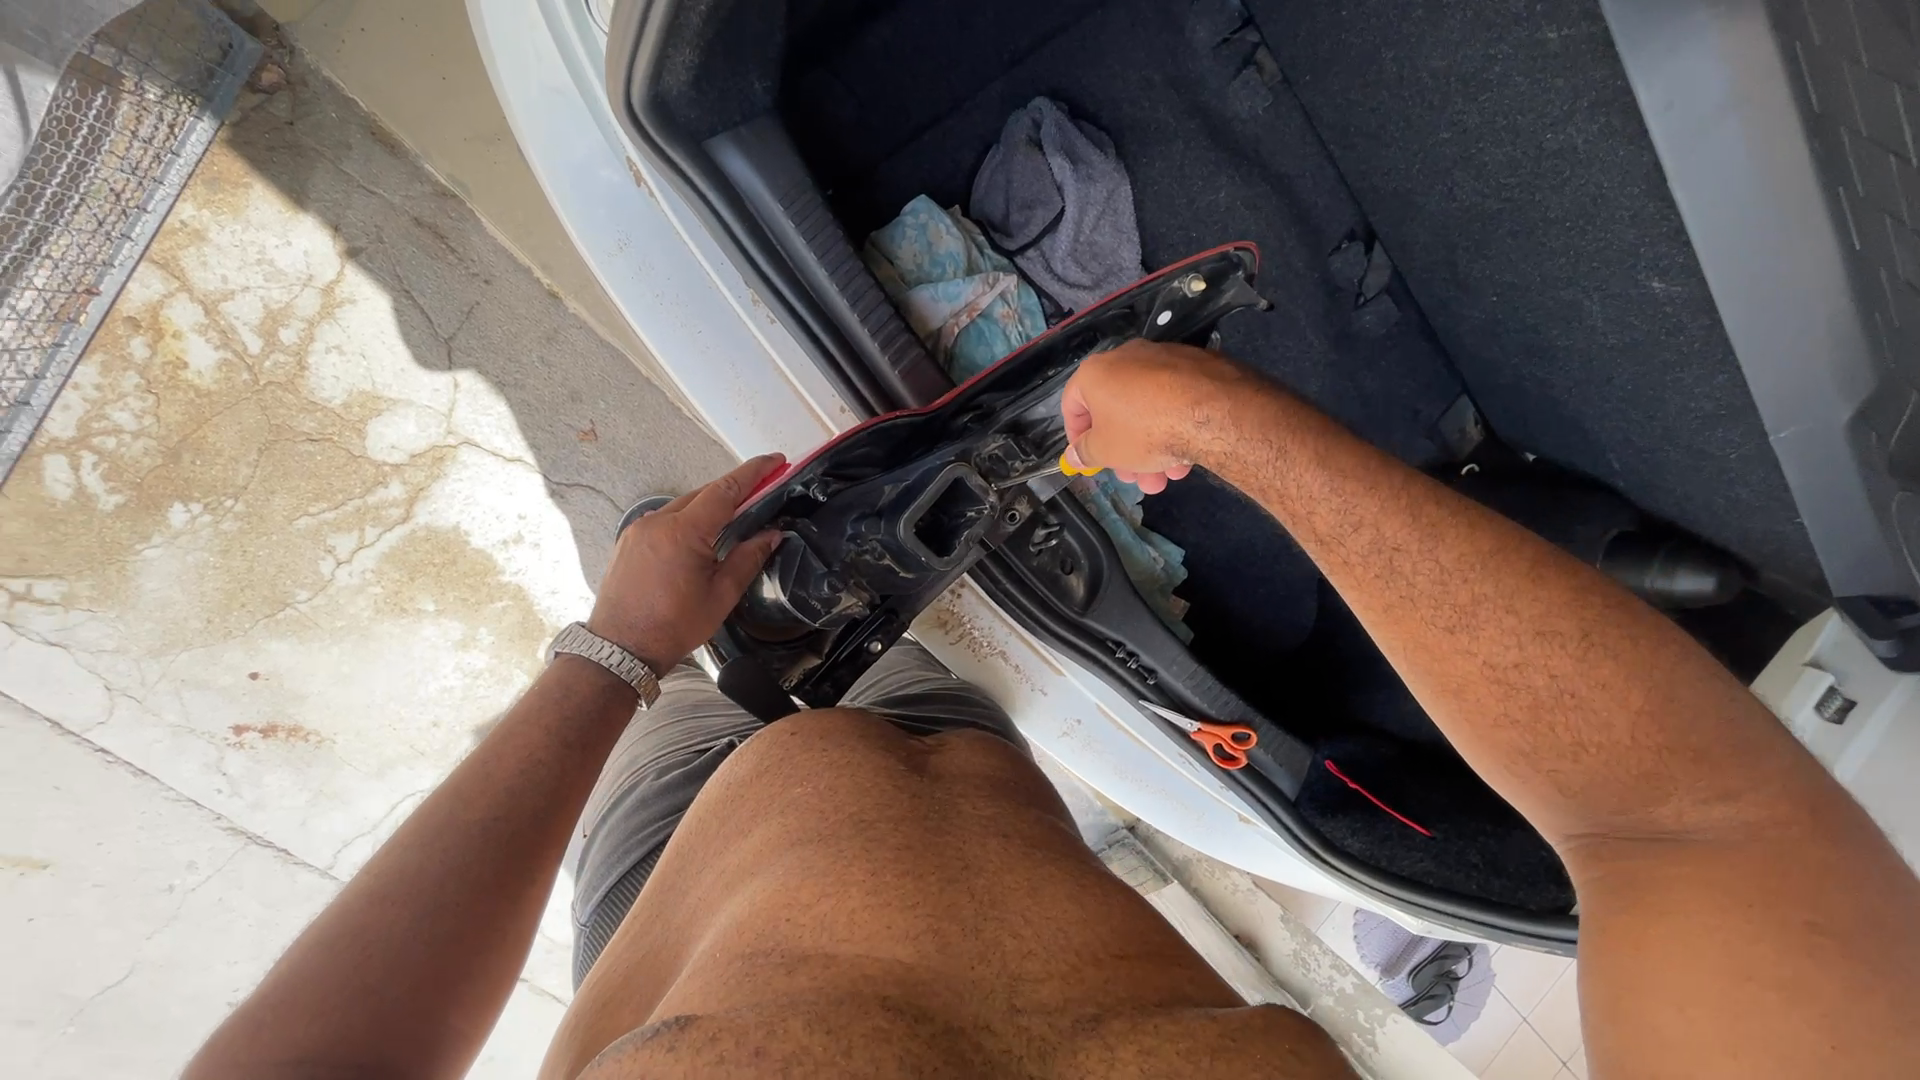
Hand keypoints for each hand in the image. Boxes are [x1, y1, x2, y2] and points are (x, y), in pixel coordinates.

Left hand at [585, 454, 786, 671]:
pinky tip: (702, 536)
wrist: (620, 649)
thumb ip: (748, 558)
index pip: (725, 490)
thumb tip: (772, 534)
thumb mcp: (721, 595)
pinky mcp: (629, 541)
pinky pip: (665, 520)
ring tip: (736, 518)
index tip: (776, 461)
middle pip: (704, 494)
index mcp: (684, 533)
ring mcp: (639, 530)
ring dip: (710, 507)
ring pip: (683, 506)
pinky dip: (689, 520)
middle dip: (735, 490)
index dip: (753, 472)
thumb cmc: (674, 627)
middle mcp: (657, 522)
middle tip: (764, 492)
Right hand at [1060, 339, 1254, 493]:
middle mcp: (1126, 357)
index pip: (1072, 405)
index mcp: (1095, 372)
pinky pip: (1173, 400)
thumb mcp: (1105, 451)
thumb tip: (1075, 455)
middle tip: (1133, 477)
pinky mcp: (1195, 365)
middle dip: (1123, 451)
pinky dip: (1173, 426)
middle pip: (1115, 411)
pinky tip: (1185, 456)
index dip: (1077, 437)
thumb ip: (1085, 453)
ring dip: (1151, 447)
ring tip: (1164, 476)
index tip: (1088, 458)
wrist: (1211, 411)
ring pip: (1147, 409)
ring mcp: (1163, 358)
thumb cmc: (1144, 430)